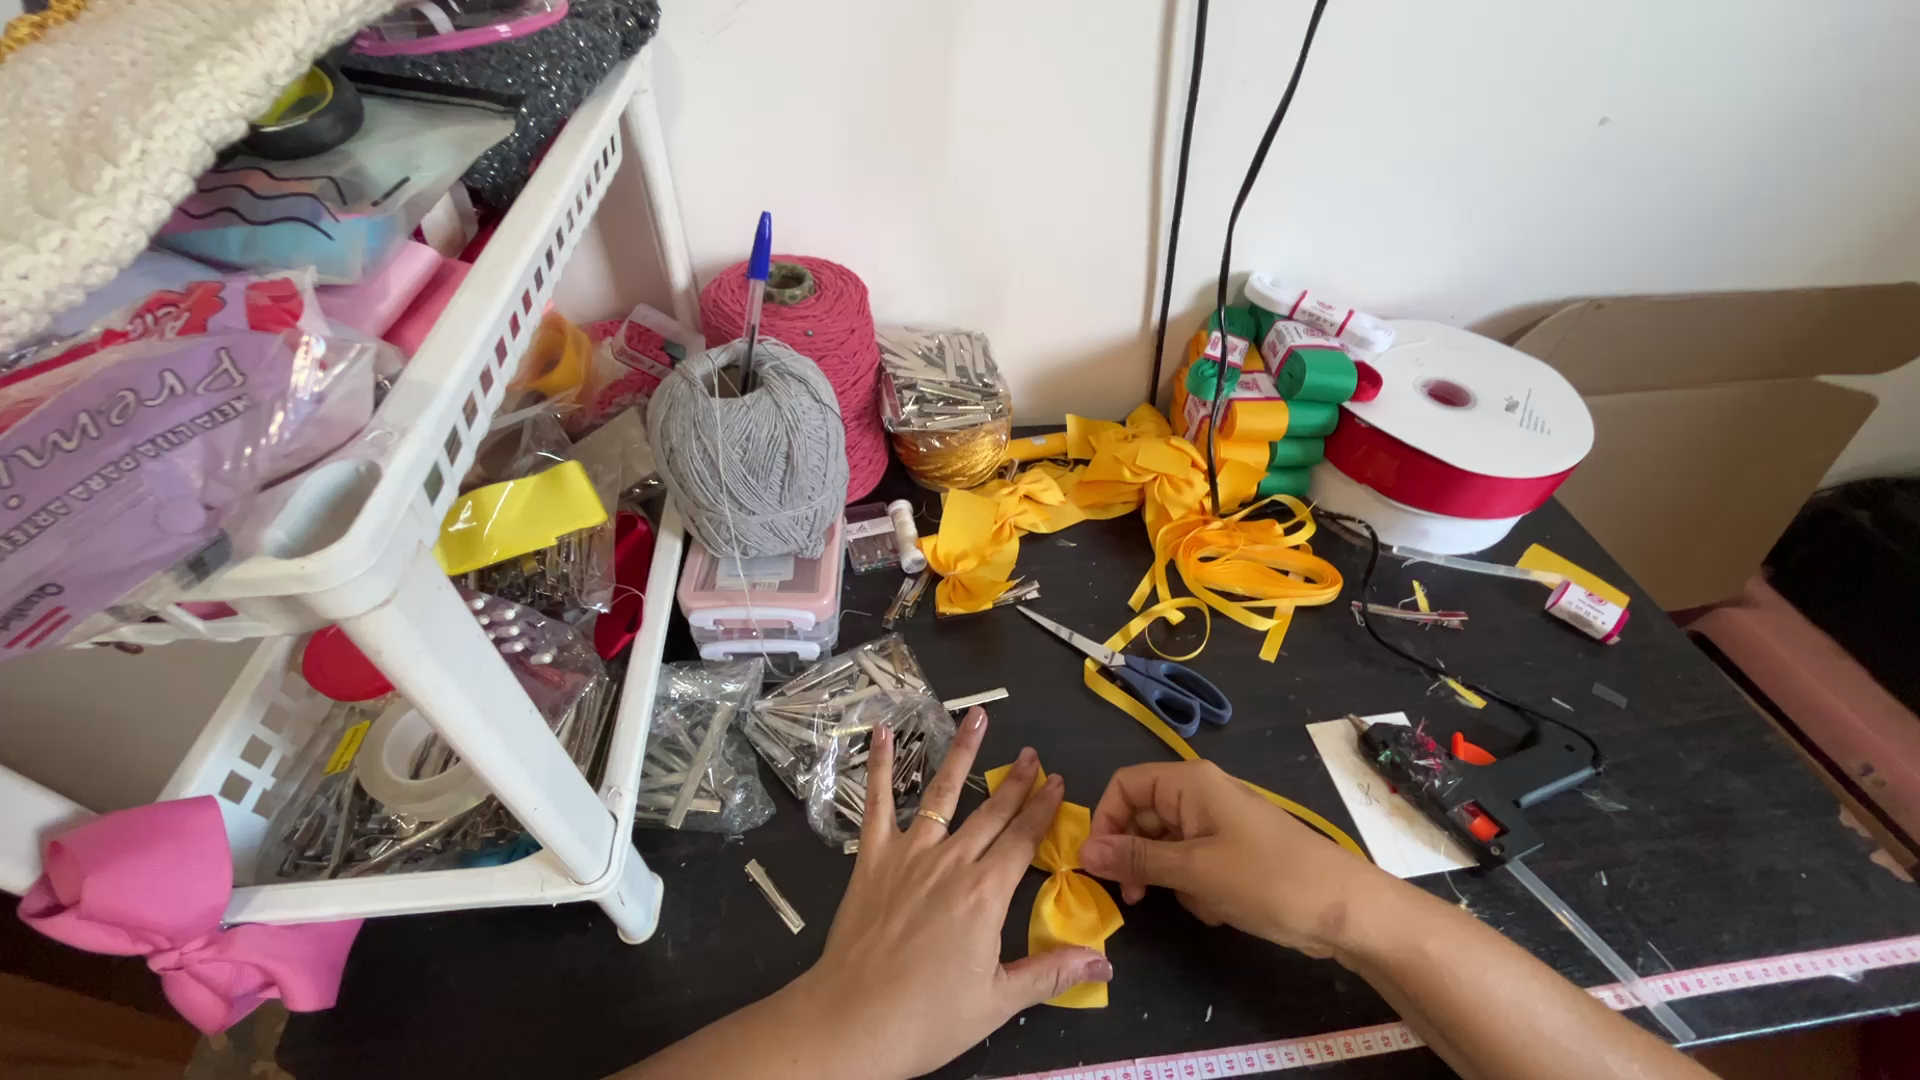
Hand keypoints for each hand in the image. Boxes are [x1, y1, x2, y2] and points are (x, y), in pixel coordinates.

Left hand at [791, 708, 1112, 1079]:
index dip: (1043, 809)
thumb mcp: (998, 1002)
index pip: (1023, 839)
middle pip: (993, 812)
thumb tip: (1105, 961)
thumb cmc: (928, 1017)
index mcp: (986, 893)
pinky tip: (880, 732)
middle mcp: (952, 862)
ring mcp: (910, 853)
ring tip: (977, 718)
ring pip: (943, 794)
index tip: (1056, 781)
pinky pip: (876, 803)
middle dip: (1016, 781)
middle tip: (1031, 753)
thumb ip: (1052, 973)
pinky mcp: (873, 857)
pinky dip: (878, 766)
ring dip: (962, 754)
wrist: (854, 1021)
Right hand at [1078, 760, 1392, 957]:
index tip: (1101, 863)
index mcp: (1188, 783)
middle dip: (1137, 857)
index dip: (1106, 820)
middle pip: (1142, 816)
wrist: (1346, 911)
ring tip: (1197, 902)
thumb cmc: (1268, 879)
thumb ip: (1136, 858)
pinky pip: (1190, 862)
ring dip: (1169, 877)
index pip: (1124, 785)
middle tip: (1136, 897)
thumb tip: (1083, 851)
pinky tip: (1218, 908)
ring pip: (1164, 845)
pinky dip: (1194, 887)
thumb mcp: (1194, 870)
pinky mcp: (1231, 851)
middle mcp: (1199, 795)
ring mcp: (1217, 823)